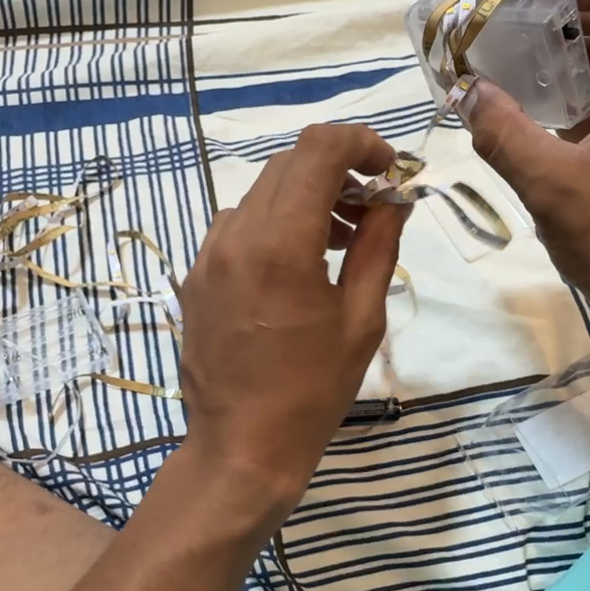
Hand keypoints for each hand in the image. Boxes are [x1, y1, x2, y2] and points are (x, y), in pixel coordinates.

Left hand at [177, 124, 407, 508]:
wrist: (241, 447)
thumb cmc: (312, 393)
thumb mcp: (361, 320)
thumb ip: (379, 247)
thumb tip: (395, 199)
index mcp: (280, 244)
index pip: (317, 149)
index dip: (360, 143)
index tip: (387, 169)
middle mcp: (234, 237)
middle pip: (287, 166)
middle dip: (335, 172)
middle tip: (371, 208)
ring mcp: (206, 257)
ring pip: (258, 195)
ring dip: (303, 200)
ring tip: (338, 242)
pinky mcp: (194, 279)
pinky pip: (235, 229)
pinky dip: (271, 227)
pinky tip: (294, 268)